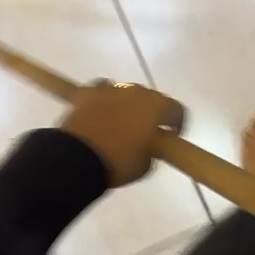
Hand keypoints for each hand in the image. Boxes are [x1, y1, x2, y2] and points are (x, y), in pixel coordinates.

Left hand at [57, 81, 184, 186]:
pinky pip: (104, 89)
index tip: (171, 136)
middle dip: (152, 113)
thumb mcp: (145, 166)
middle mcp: (139, 92)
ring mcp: (113, 88)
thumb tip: (149, 146)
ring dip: (130, 104)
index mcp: (158, 107)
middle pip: (153, 98)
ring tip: (121, 121)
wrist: (76, 159)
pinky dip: (106, 98)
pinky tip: (102, 110)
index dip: (177, 124)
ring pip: (128, 92)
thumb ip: (153, 150)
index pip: (178, 110)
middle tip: (146, 131)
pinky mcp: (90, 91)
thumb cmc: (118, 163)